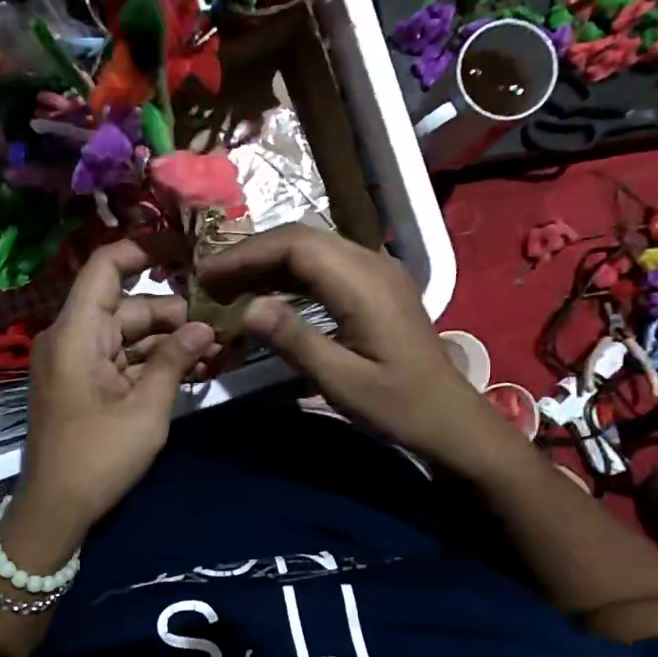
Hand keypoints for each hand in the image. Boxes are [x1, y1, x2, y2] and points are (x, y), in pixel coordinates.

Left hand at [13, 241, 219, 555]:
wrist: (55, 509)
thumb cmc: (98, 458)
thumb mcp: (146, 410)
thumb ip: (175, 361)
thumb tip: (206, 327)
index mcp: (77, 334)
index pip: (106, 268)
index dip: (143, 250)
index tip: (185, 249)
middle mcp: (73, 338)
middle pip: (128, 306)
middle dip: (175, 315)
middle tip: (222, 328)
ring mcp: (77, 361)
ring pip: (129, 334)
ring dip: (169, 342)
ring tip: (216, 351)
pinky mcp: (84, 382)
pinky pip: (122, 359)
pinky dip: (152, 362)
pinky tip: (191, 369)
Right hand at [198, 226, 518, 477]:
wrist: (449, 417)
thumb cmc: (398, 407)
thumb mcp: (342, 382)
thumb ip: (295, 341)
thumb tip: (247, 308)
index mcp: (365, 284)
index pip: (296, 246)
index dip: (247, 254)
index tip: (208, 274)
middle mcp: (373, 264)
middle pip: (303, 238)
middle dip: (252, 254)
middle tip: (211, 279)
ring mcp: (379, 272)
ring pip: (314, 248)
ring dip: (270, 262)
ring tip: (230, 285)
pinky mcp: (378, 286)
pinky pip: (327, 265)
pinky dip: (292, 273)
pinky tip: (268, 293)